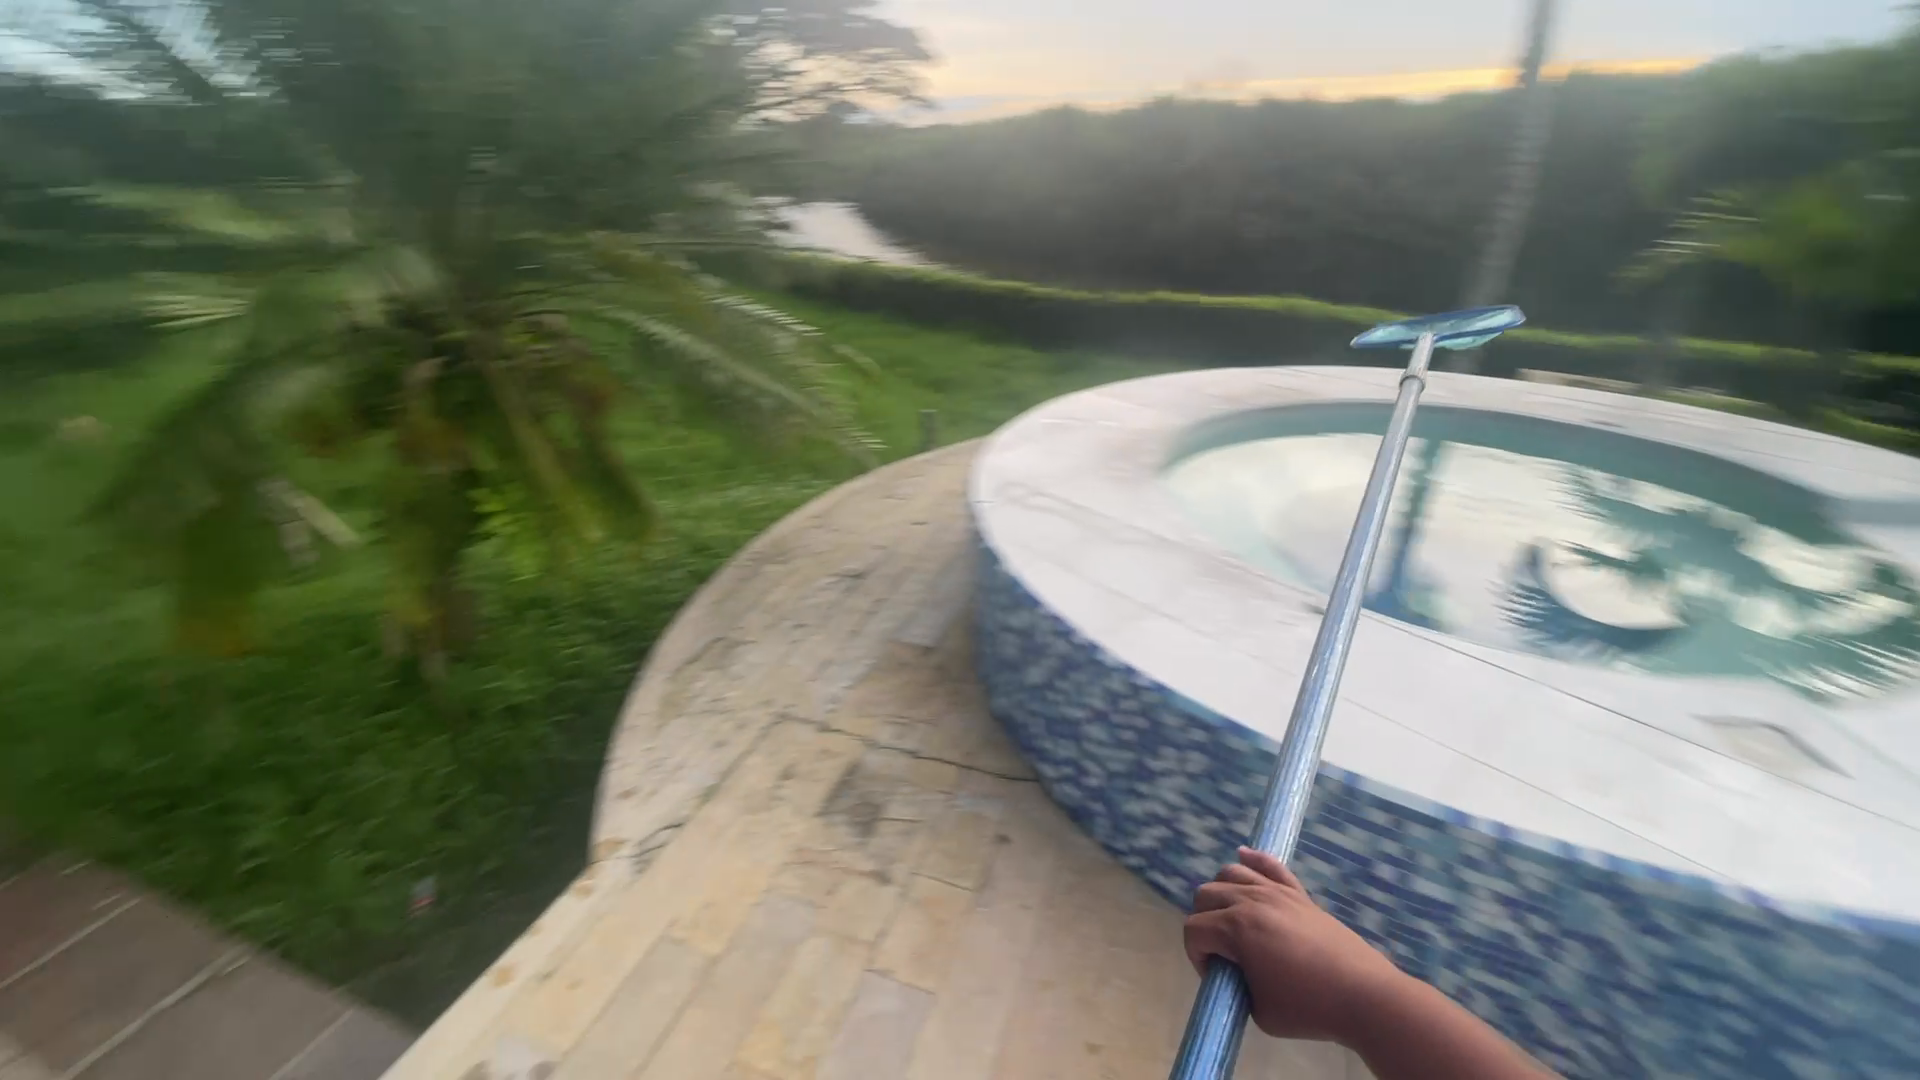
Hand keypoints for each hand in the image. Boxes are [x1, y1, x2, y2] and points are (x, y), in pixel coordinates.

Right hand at [1183, 847, 1407, 1044]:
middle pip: (1205, 894)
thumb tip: (1235, 971)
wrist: (1363, 996)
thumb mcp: (1259, 1011)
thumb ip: (1236, 985)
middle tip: (1221, 950)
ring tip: (1230, 917)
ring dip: (1221, 892)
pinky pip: (1269, 865)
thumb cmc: (1309, 1008)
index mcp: (1235, 929)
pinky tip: (1244, 857)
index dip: (1196, 955)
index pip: (1193, 930)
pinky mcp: (1298, 893)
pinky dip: (1253, 858)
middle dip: (1204, 922)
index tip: (1215, 976)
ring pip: (1230, 873)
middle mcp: (1249, 901)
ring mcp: (1275, 892)